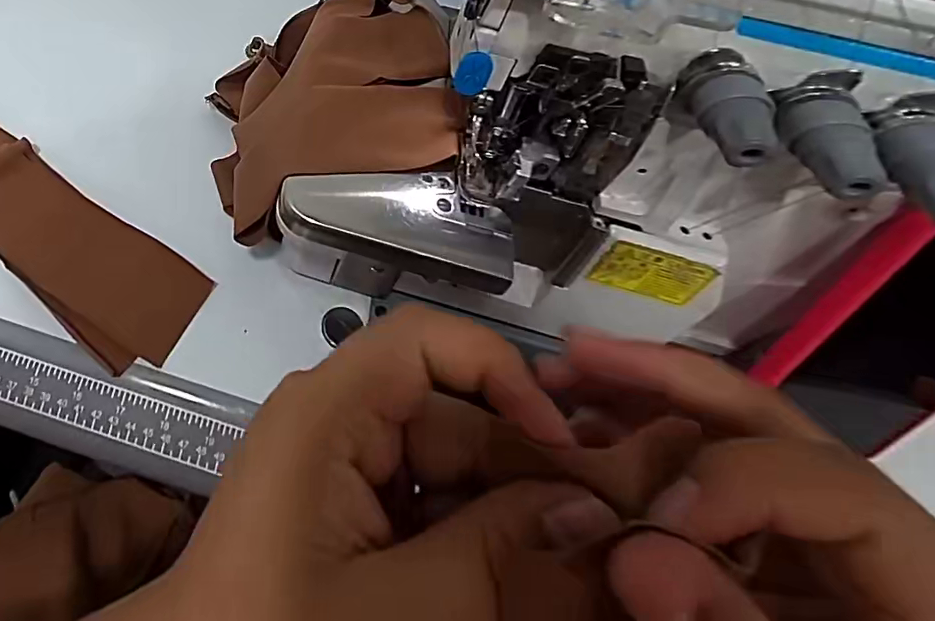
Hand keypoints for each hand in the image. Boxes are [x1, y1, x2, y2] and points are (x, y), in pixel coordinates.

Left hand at [98, 307, 664, 620]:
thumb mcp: (405, 605)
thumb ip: (499, 552)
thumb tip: (590, 511)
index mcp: (330, 408)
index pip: (423, 340)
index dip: (499, 369)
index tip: (562, 438)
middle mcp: (334, 415)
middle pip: (445, 409)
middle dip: (521, 461)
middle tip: (604, 520)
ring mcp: (337, 459)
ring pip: (441, 460)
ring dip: (503, 505)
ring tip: (575, 550)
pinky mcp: (341, 501)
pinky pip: (417, 496)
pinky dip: (466, 530)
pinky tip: (515, 566)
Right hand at [539, 331, 934, 619]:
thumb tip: (630, 557)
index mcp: (924, 572)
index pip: (835, 484)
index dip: (736, 484)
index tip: (652, 519)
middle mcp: (868, 517)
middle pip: (766, 415)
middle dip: (661, 373)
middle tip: (575, 350)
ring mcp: (812, 514)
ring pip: (724, 421)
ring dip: (636, 389)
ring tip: (565, 376)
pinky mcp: (769, 530)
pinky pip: (699, 460)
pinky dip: (639, 434)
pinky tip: (590, 428)